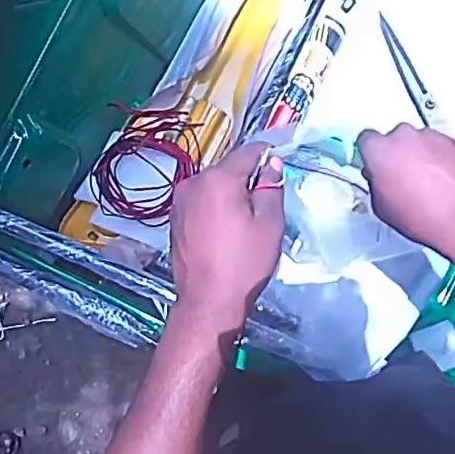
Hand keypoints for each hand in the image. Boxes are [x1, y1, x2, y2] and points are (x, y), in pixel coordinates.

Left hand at [169, 143, 285, 335]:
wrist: (208, 301)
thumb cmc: (243, 264)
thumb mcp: (269, 224)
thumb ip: (271, 187)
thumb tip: (272, 164)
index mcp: (218, 179)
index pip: (248, 152)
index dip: (267, 154)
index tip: (280, 160)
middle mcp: (193, 183)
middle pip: (228, 168)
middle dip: (248, 179)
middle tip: (266, 201)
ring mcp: (179, 201)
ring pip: (213, 185)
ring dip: (230, 194)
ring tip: (246, 220)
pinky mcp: (174, 219)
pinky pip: (201, 201)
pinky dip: (215, 207)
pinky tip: (227, 230)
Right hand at [357, 124, 454, 263]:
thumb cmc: (420, 215)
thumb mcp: (381, 207)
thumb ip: (375, 184)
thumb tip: (380, 181)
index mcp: (379, 150)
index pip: (366, 140)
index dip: (370, 155)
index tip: (375, 165)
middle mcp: (403, 136)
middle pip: (393, 139)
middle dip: (395, 155)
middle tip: (400, 179)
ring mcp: (429, 136)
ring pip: (416, 141)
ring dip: (417, 156)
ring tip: (424, 183)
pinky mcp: (451, 141)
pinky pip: (437, 146)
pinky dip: (437, 158)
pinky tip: (439, 181)